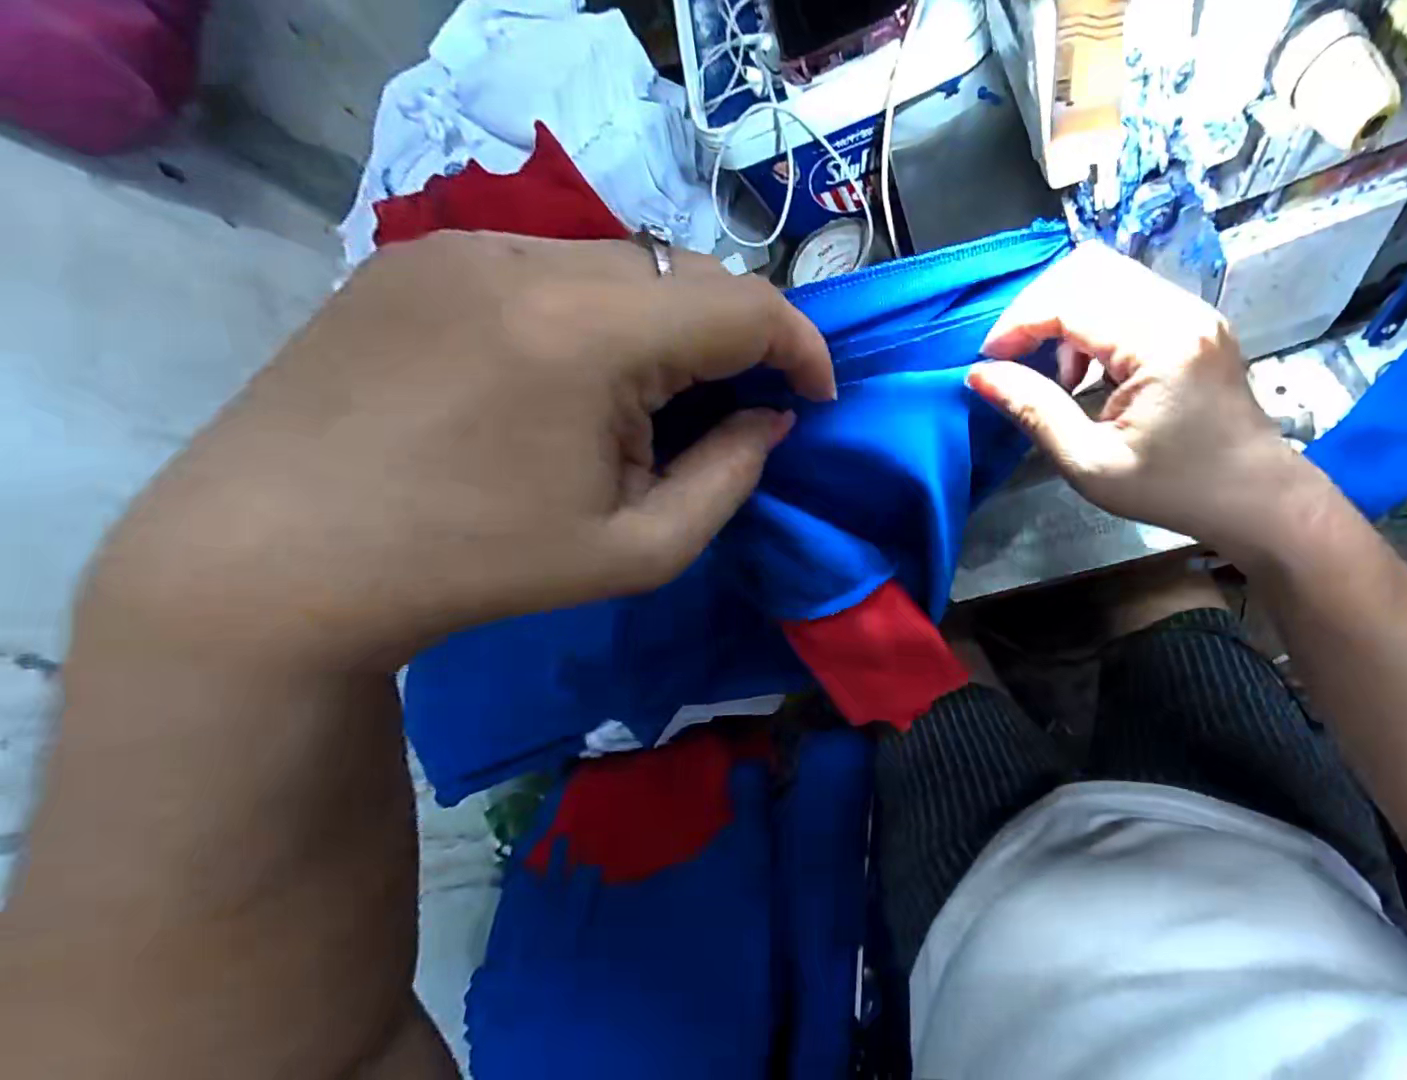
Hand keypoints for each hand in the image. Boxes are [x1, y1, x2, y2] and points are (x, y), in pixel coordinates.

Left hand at [77, 231, 834, 673]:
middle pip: (691, 272)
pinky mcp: (422, 256)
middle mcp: (525, 259)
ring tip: (670, 392)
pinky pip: (560, 265)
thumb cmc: (481, 568)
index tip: (817, 396)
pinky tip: (589, 372)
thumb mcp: (643, 548)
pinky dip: (611, 310)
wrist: (276, 560)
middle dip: (744, 334)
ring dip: (678, 321)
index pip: (743, 306)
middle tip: (751, 399)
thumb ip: (732, 474)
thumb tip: (771, 416)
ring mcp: (463, 245)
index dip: (802, 346)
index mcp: (586, 336)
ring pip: (628, 262)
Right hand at [967, 245, 1333, 559]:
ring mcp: (1192, 311)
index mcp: (1161, 343)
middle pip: (1088, 268)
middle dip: (1037, 308)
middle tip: (1016, 358)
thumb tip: (980, 375)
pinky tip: (1090, 369)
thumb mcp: (1092, 464)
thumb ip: (1034, 412)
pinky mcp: (1194, 322)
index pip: (1070, 300)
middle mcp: (1180, 311)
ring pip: (1107, 275)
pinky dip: (1093, 321)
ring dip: (1065, 313)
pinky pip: (1129, 295)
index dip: (1018, 323)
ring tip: (1060, 375)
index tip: (990, 360)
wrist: (1255, 497)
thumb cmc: (1174, 490)